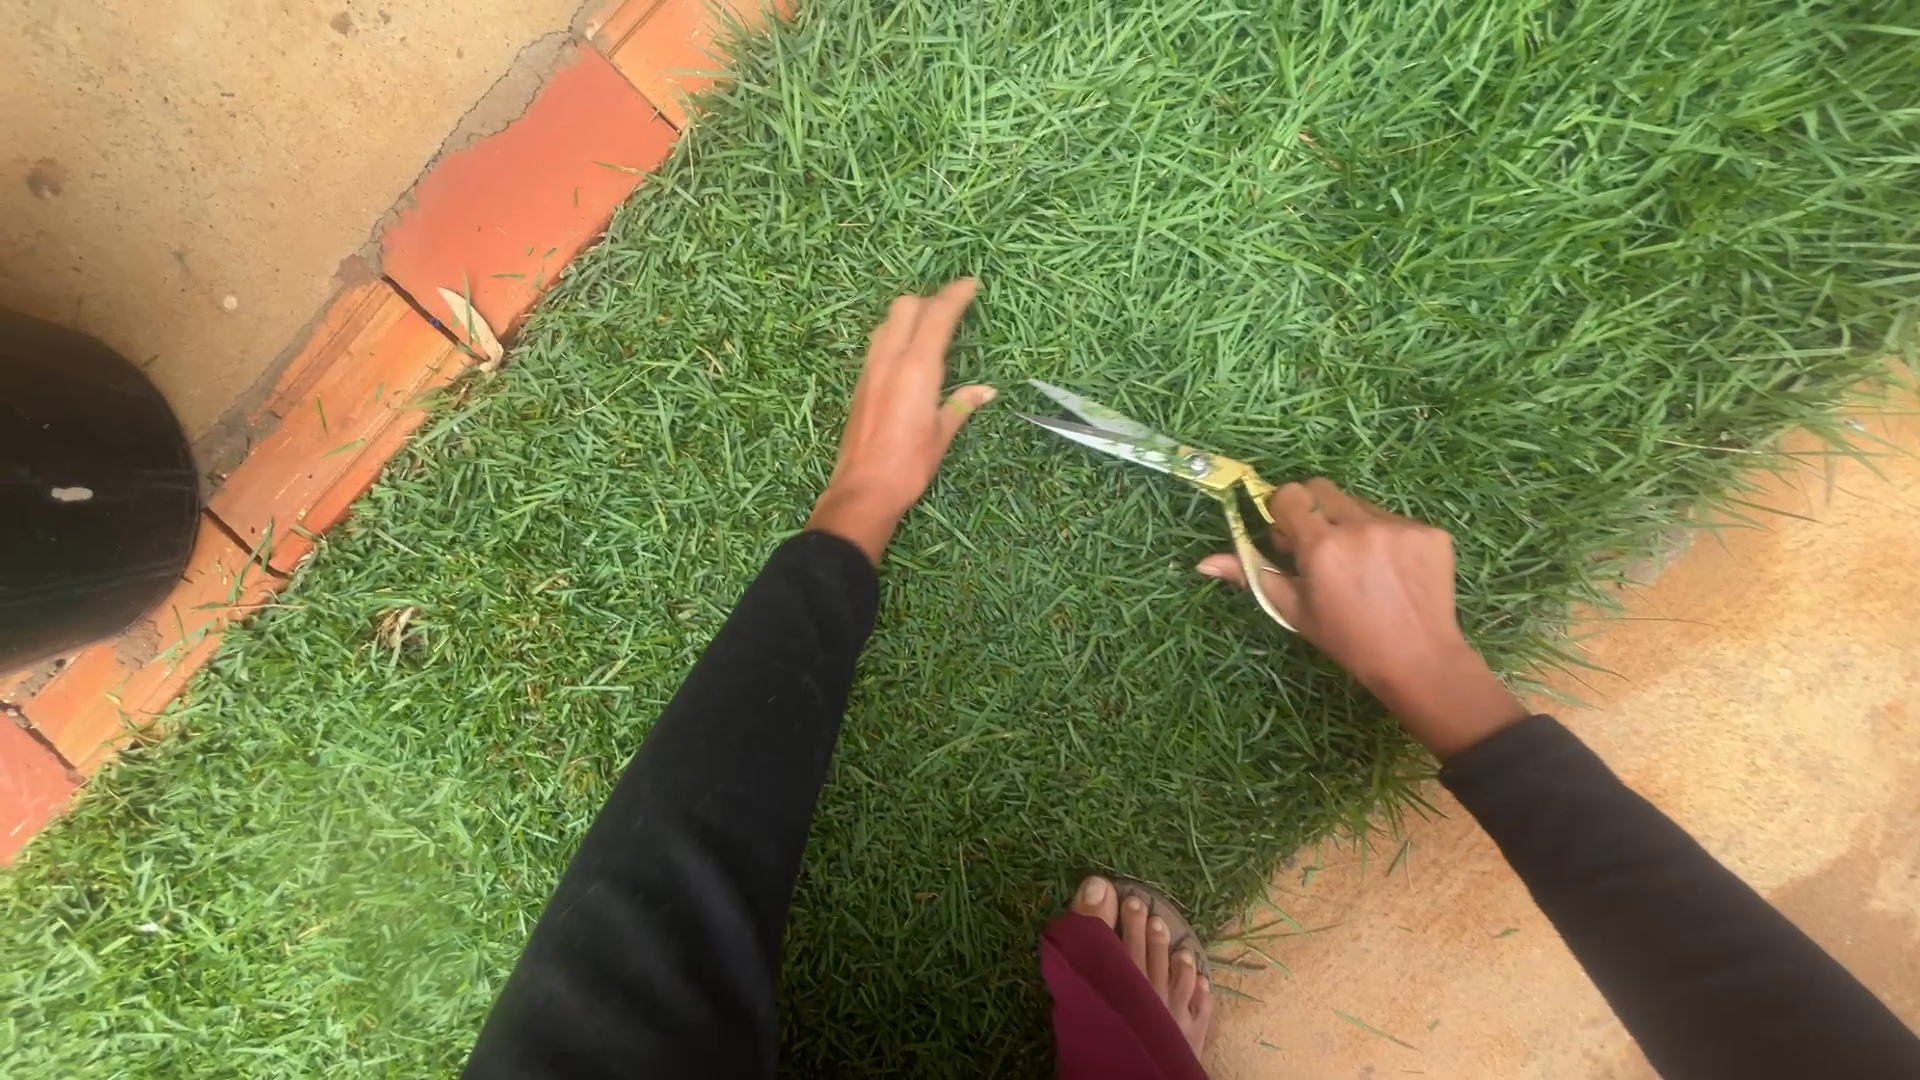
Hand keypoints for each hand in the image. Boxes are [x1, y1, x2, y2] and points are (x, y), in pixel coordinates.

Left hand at [806, 279, 995, 564]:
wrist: (863, 489)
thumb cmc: (909, 465)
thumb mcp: (942, 434)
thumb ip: (962, 404)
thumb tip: (987, 391)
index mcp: (916, 368)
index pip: (937, 316)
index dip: (955, 296)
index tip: (971, 285)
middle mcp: (890, 360)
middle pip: (906, 307)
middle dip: (930, 301)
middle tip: (952, 309)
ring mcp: (870, 370)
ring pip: (887, 322)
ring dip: (909, 315)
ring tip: (930, 327)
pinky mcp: (860, 383)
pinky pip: (877, 343)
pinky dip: (895, 335)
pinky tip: (907, 353)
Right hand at [1197, 478, 1526, 759]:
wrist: (1417, 658)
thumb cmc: (1343, 637)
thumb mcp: (1291, 608)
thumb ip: (1250, 573)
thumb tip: (1203, 562)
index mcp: (1321, 547)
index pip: (1289, 495)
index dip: (1281, 511)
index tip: (1286, 535)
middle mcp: (1359, 527)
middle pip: (1320, 488)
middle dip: (1311, 510)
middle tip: (1318, 546)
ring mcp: (1399, 527)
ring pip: (1356, 503)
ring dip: (1347, 522)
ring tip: (1357, 563)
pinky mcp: (1430, 532)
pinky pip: (1391, 518)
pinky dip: (1382, 536)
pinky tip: (1388, 569)